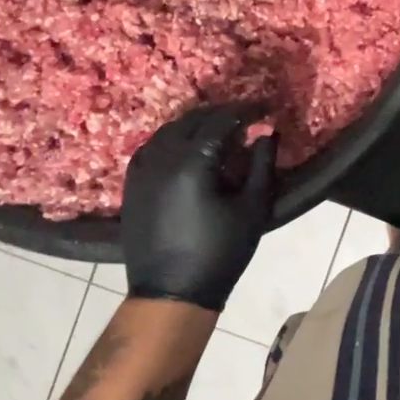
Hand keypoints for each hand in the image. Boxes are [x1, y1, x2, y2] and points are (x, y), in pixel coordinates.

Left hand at [121, 104, 277, 311]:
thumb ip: (261, 165)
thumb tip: (268, 133)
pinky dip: (174, 139)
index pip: (222, 120)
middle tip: (247, 117)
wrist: (172, 291)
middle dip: (222, 114)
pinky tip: (188, 148)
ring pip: (170, 130)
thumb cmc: (221, 251)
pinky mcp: (132, 184)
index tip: (266, 108)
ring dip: (196, 124)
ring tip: (220, 130)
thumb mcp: (253, 208)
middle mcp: (162, 157)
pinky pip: (152, 147)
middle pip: (193, 120)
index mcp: (192, 162)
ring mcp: (141, 170)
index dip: (247, 110)